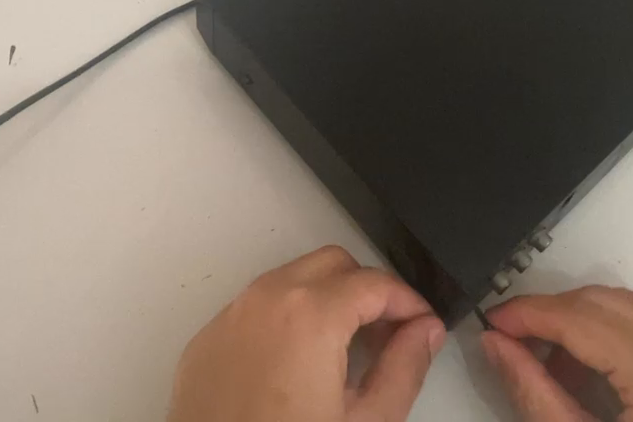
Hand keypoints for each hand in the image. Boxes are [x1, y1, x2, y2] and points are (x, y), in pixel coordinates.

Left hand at [167, 245, 446, 421]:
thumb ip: (404, 368)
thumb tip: (425, 330)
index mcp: (312, 313)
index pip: (375, 282)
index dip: (408, 301)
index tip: (425, 326)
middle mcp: (268, 297)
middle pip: (333, 264)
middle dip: (367, 290)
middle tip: (388, 335)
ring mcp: (232, 314)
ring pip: (292, 277)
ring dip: (326, 298)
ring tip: (346, 352)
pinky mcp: (207, 338)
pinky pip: (256, 306)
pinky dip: (285, 317)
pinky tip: (297, 365)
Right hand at [481, 283, 632, 421]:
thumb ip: (537, 396)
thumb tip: (497, 344)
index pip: (579, 318)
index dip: (528, 315)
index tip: (495, 323)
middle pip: (605, 302)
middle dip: (556, 318)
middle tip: (521, 346)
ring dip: (595, 318)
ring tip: (572, 362)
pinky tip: (622, 353)